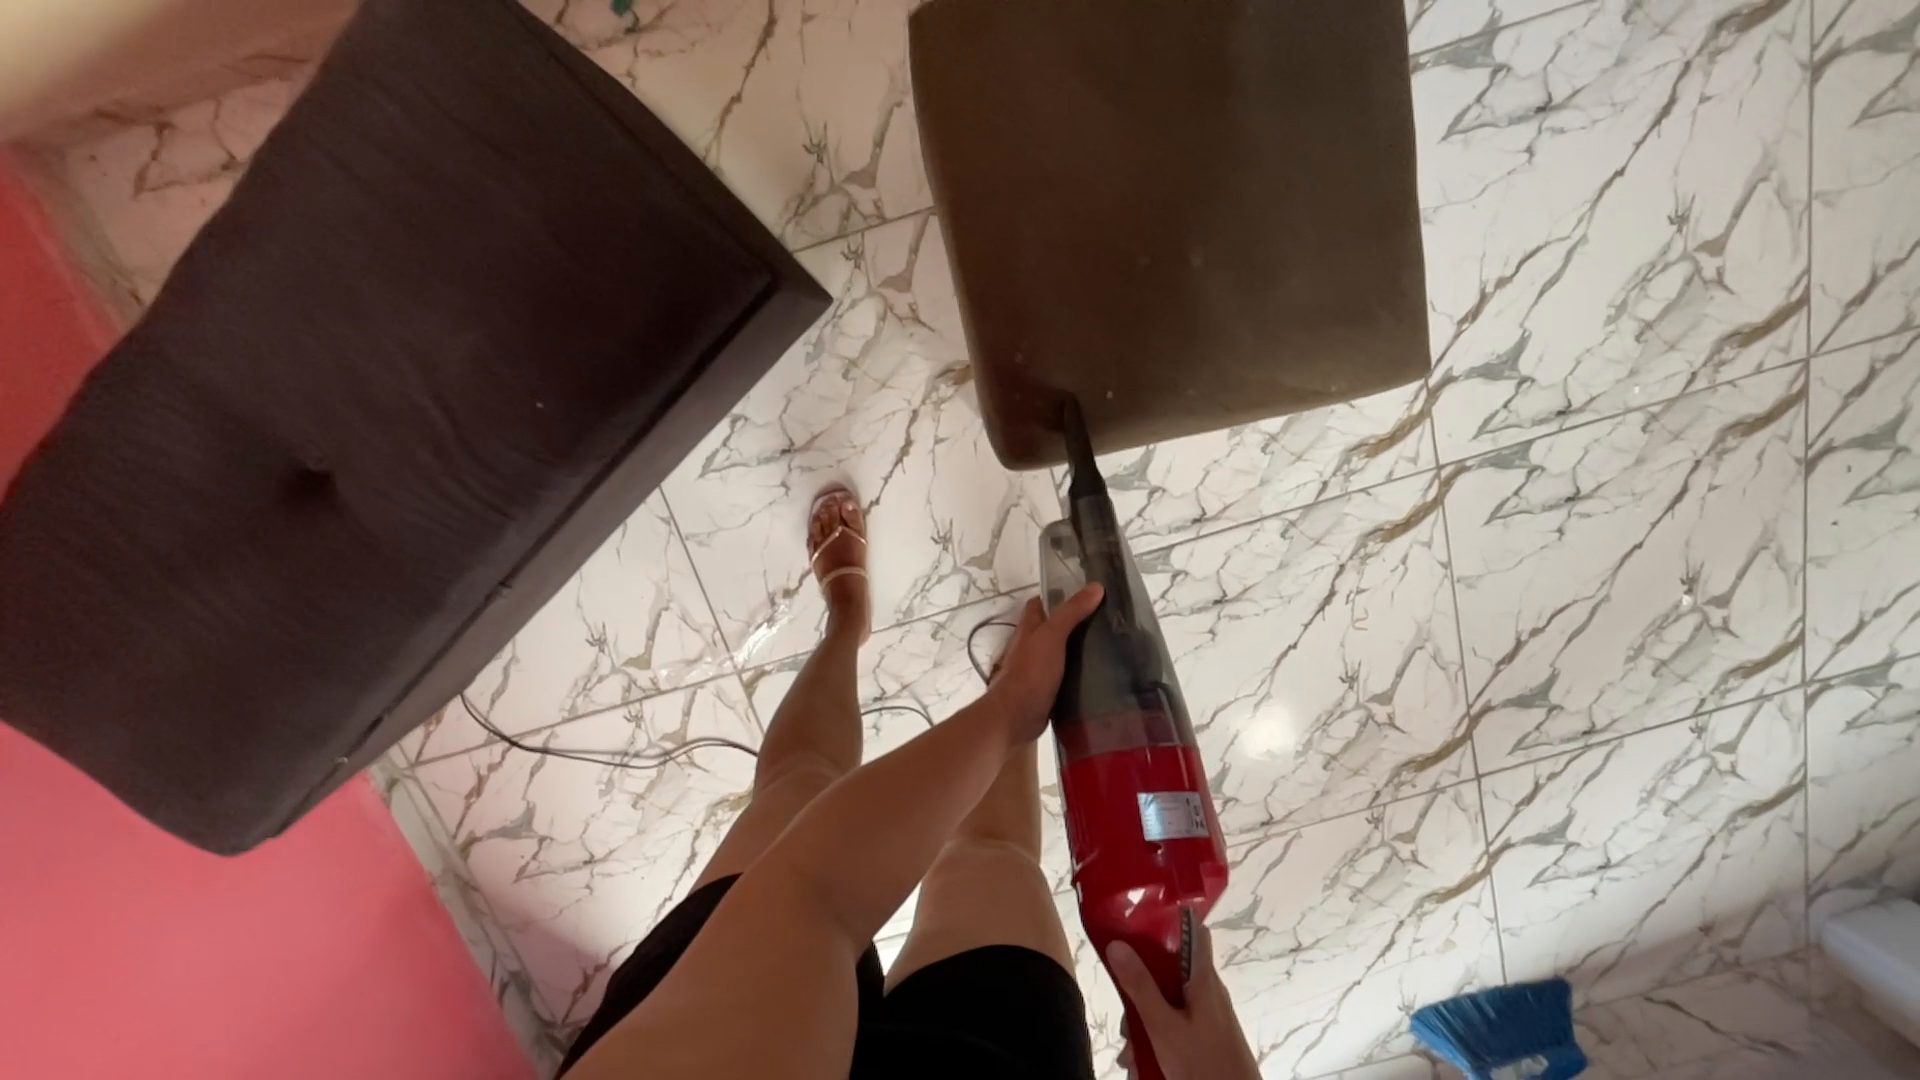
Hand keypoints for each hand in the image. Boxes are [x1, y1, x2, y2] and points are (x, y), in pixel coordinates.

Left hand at [984, 585, 1103, 743]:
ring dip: (1079, 649)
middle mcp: (1030, 645)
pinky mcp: (1046, 689)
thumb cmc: (1031, 673)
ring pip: (1060, 651)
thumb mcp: (1052, 637)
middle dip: (1075, 623)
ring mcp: (1037, 668)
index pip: (1041, 603)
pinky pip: (1065, 674)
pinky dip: (1078, 672)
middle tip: (1106, 621)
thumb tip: (1096, 586)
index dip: (1059, 595)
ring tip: (1110, 646)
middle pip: (1053, 627)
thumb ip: (1071, 612)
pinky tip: (1099, 673)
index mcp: (1028, 628)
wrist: (1016, 717)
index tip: (1087, 595)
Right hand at [1107, 917, 1261, 1079]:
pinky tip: (1142, 1064)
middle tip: (1124, 1018)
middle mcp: (1207, 990)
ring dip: (1144, 1023)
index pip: (1193, 929)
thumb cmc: (1204, 1064)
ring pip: (1168, 1002)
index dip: (1169, 919)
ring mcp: (1208, 1015)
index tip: (1138, 921)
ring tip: (1130, 1055)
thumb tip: (1116, 943)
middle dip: (1140, 989)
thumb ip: (1140, 986)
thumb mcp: (1163, 1026)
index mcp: (1203, 977)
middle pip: (1169, 971)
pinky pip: (1176, 1025)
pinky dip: (1158, 1039)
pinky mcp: (1207, 1037)